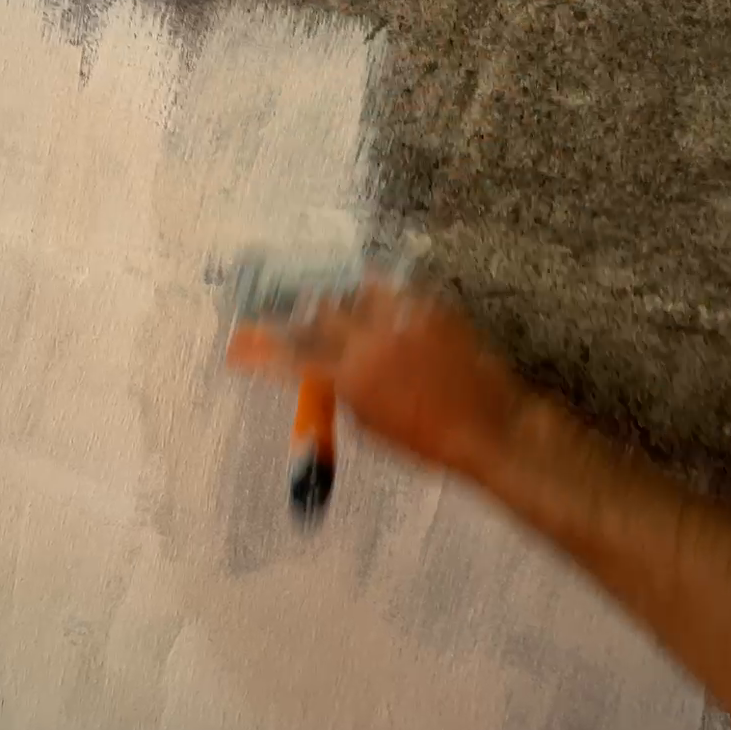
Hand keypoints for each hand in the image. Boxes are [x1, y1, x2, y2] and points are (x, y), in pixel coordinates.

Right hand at [225, 279, 533, 477]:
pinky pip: (394, 289)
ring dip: (350, 304)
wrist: (493, 428)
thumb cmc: (430, 440)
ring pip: (356, 290)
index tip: (237, 346)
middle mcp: (372, 340)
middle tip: (311, 328)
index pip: (290, 355)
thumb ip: (339, 389)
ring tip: (359, 320)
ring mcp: (404, 318)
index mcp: (352, 377)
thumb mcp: (371, 424)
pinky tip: (390, 315)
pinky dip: (384, 300)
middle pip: (320, 310)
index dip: (258, 350)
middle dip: (311, 319)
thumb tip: (319, 369)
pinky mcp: (430, 306)